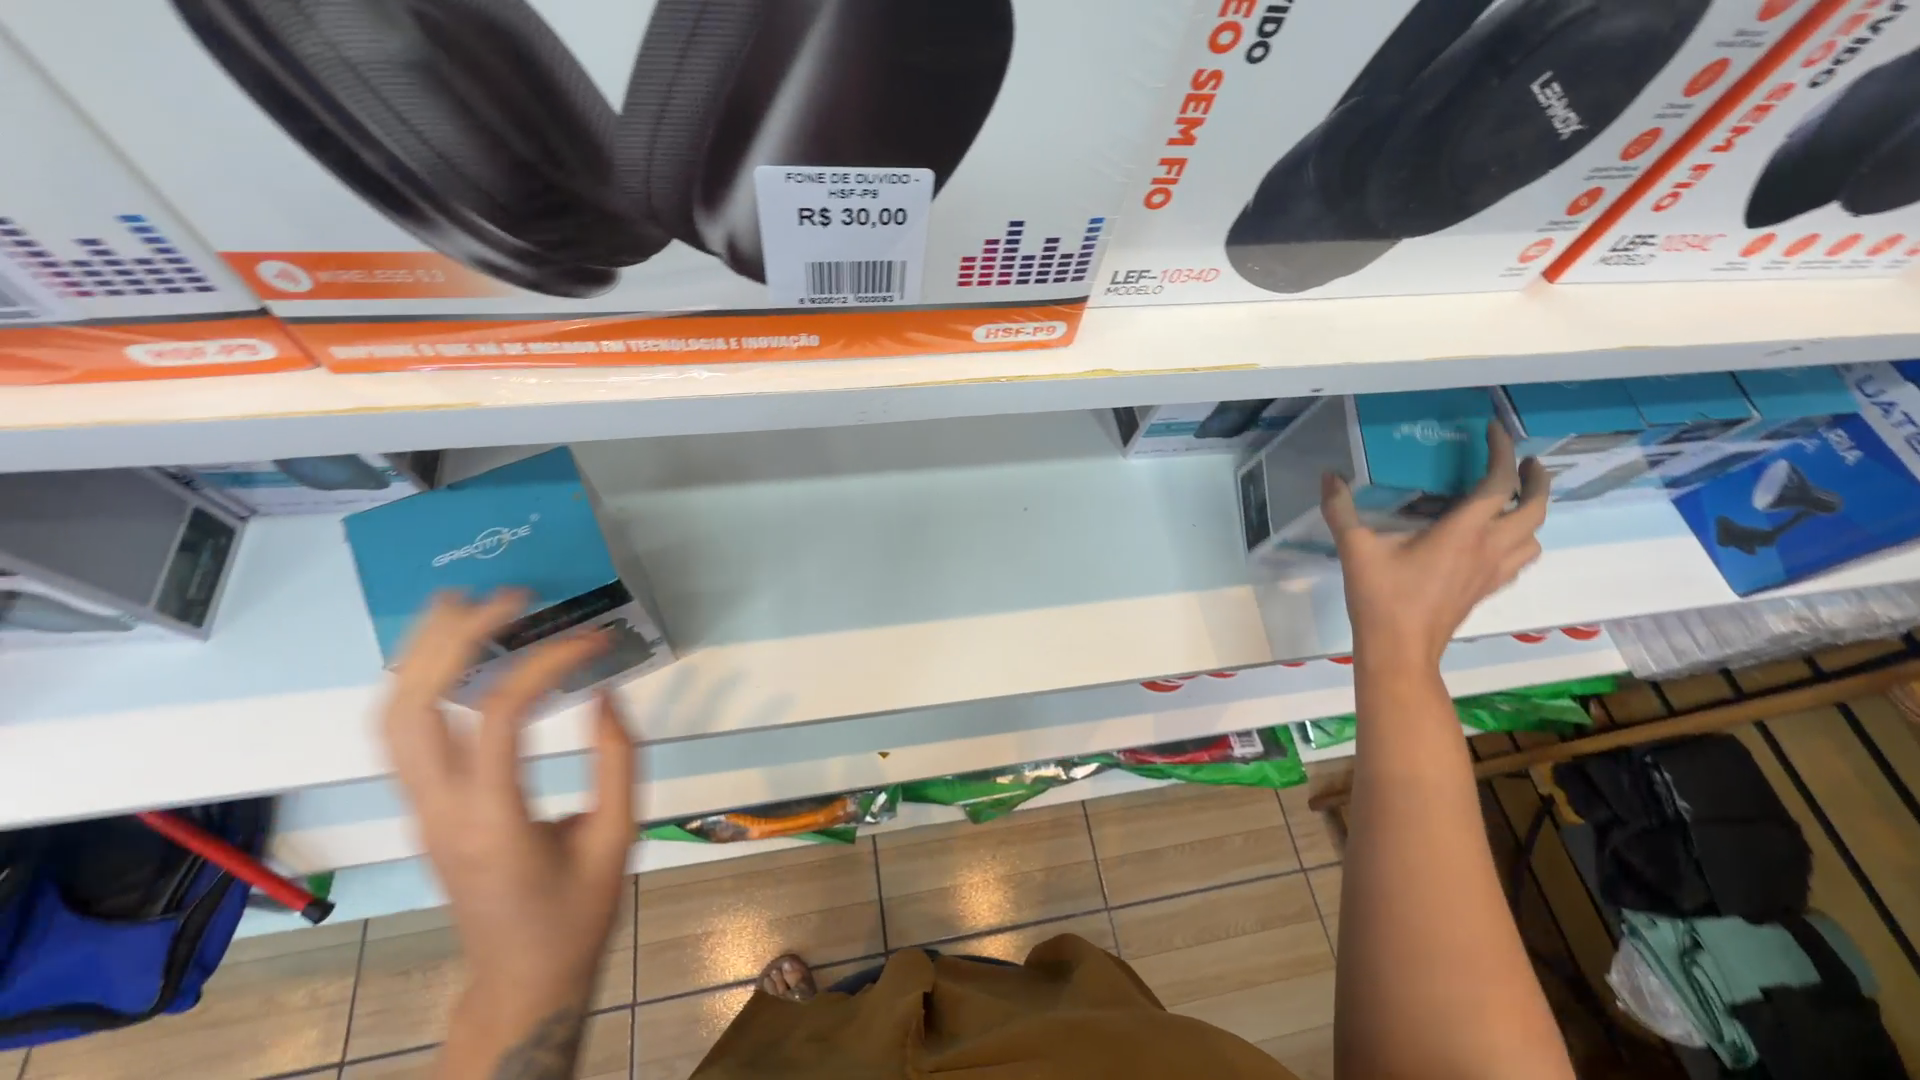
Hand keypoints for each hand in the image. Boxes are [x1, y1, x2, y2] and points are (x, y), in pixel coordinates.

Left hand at [380, 591, 635, 1043]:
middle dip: (451, 639)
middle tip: (505, 597)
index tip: (593, 639)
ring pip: (389, 719)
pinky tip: (453, 657)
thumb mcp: (617, 839)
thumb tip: (603, 692)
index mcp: (495, 821)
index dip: (546, 663)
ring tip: (461, 605)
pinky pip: (401, 736)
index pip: (498, 716)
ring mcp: (420, 811)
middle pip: (411, 708)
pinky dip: (418, 683)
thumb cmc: (576, 915)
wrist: (521, 978)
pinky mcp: (422, 809)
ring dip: (419, 654)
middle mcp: (440, 811)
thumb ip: (616, 762)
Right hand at [1321, 422, 1548, 667]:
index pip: (1498, 483)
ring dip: (1533, 514)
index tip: (1495, 430)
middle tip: (1526, 463)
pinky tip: (1498, 543)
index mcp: (1463, 532)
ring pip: (1535, 537)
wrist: (1399, 650)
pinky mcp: (1485, 591)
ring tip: (1516, 502)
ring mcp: (1492, 573)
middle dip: (1537, 481)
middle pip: (1534, 509)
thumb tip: (1329, 476)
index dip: (1502, 452)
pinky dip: (1520, 543)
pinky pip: (1519, 561)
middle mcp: (1488, 549)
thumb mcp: (1355, 550)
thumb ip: (1341, 510)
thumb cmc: (1381, 598)